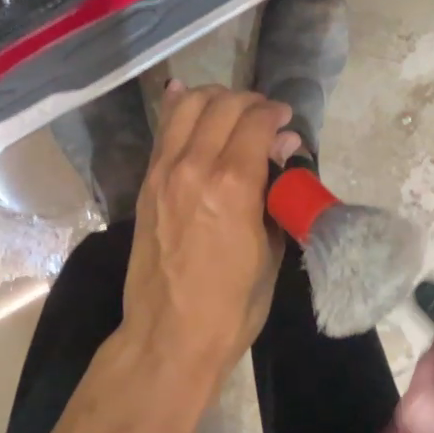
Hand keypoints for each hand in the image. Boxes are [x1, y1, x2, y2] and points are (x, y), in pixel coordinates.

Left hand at [118, 81, 299, 380]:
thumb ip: (275, 190)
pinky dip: (178, 106)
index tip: (286, 119)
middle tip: (264, 114)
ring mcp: (165, 170)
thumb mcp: (270, 250)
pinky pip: (164, 128)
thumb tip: (282, 146)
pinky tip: (187, 96)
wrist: (168, 337)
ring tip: (232, 108)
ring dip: (215, 97)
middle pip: (223, 105)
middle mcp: (195, 166)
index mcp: (233, 185)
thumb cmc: (232, 306)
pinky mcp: (147, 181)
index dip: (275, 113)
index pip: (256, 121)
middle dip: (250, 101)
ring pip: (188, 106)